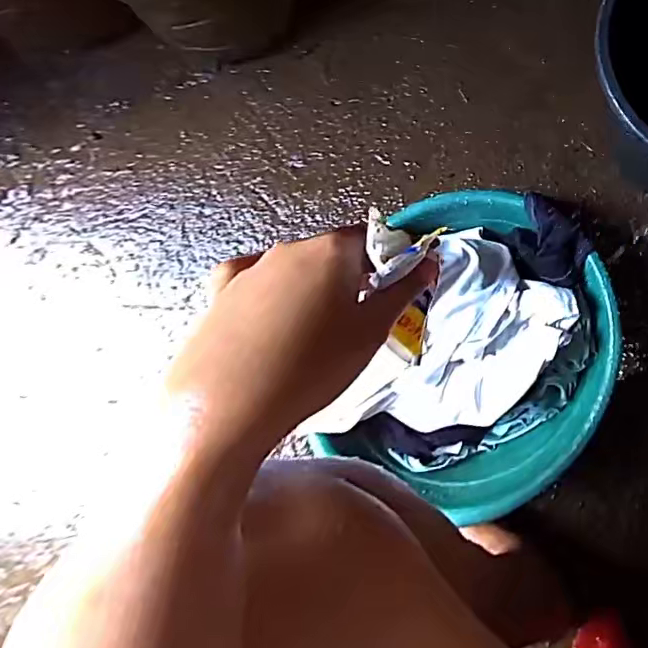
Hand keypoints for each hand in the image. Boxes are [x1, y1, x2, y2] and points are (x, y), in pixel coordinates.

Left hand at [167, 226, 437, 446]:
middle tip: (357, 320)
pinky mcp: (220, 292)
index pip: (374, 238)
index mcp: (333, 249)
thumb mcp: (371, 332)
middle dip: (351, 277)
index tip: (393, 288)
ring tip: (312, 337)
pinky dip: (269, 294)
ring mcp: (252, 269)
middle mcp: (292, 249)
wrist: (224, 409)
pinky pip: (254, 281)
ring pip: (295, 268)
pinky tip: (271, 320)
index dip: (389, 261)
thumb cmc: (309, 370)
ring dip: (311, 289)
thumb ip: (403, 290)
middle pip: (334, 252)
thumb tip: (427, 263)